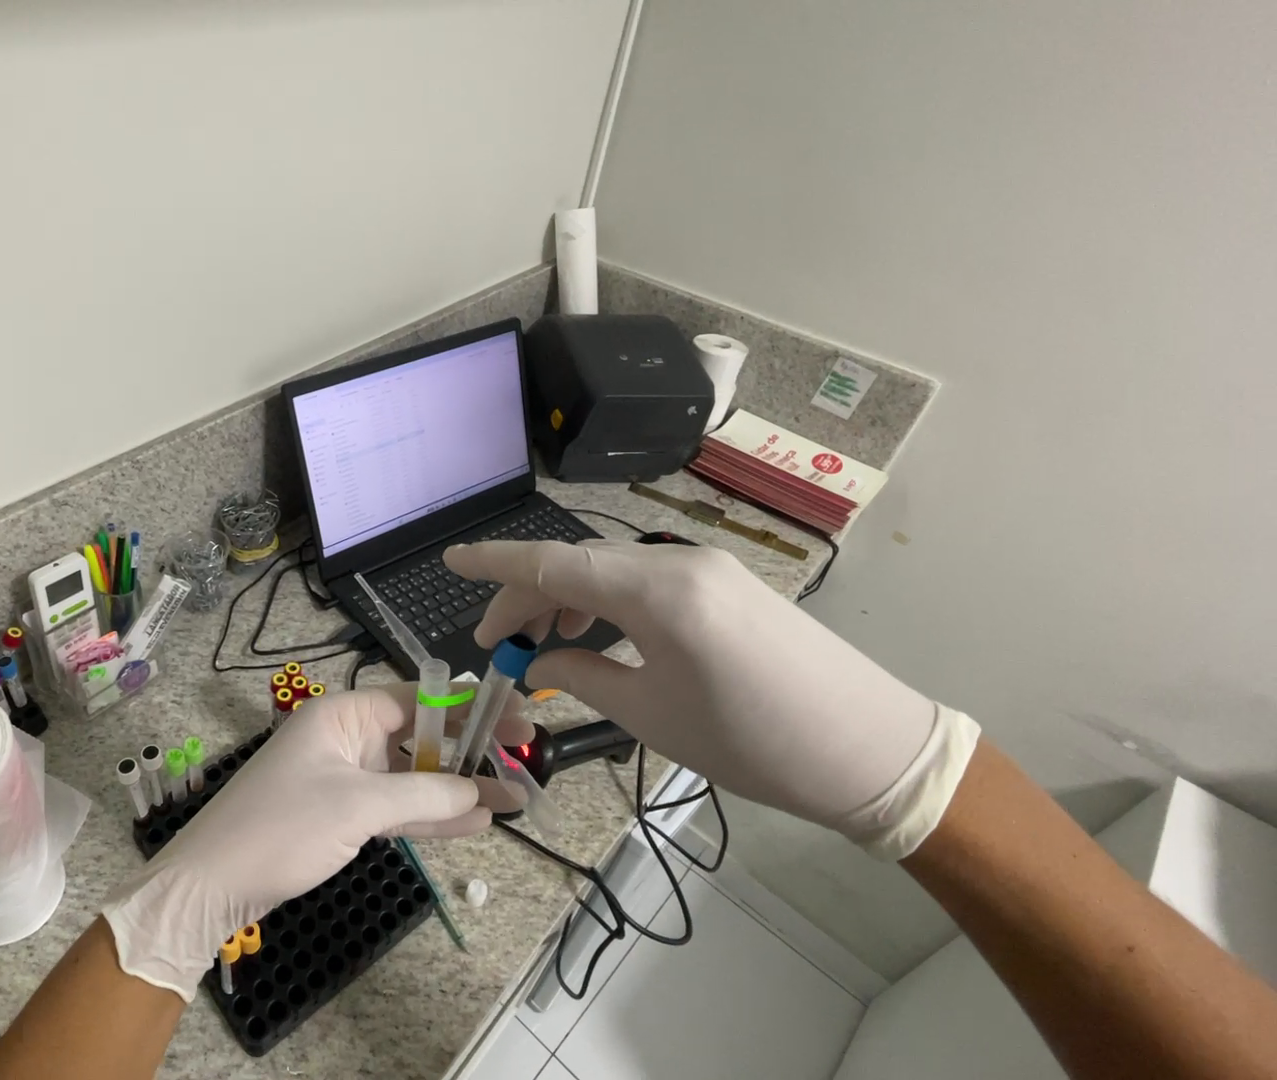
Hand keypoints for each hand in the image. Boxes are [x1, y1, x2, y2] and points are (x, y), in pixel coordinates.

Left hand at [100, 683, 529, 999]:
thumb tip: (481, 792)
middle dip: (470, 752)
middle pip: (420, 738)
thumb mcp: (357, 806)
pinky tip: (476, 822)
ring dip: (458, 790)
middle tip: (524, 759)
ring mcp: (344, 779)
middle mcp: (345, 738)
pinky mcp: (342, 815)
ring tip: (515, 796)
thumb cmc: (281, 828)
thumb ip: (423, 796)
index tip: (516, 717)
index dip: (469, 708)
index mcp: (341, 714)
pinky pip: (396, 808)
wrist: (213, 884)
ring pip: (412, 778)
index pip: (417, 699)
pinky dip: (431, 816)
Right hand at [443, 539, 977, 859]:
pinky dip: (606, 601)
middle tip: (498, 644)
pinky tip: (595, 632)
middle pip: (577, 564)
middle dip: (526, 597)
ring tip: (543, 642)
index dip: (494, 564)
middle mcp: (677, 563)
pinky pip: (643, 579)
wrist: (872, 751)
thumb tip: (536, 663)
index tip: (452, 561)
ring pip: (609, 569)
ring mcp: (705, 568)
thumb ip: (579, 676)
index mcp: (655, 592)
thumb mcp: (649, 715)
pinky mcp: (724, 583)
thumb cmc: (753, 743)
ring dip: (566, 599)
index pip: (553, 565)